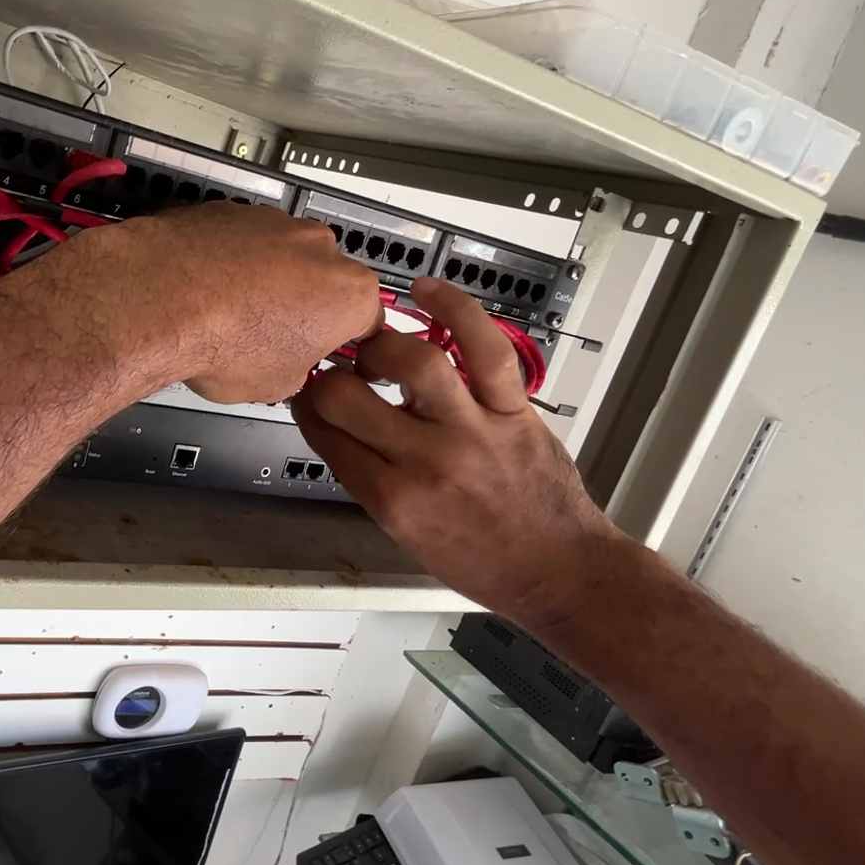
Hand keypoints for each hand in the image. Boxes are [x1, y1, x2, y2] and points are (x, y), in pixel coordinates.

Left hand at [24, 202, 380, 404]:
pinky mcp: (228, 210)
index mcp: (349, 293)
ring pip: (278, 257)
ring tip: (226, 315)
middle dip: (300, 307)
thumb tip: (284, 368)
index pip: (367, 321)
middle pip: (322, 281)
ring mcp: (271, 222)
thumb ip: (295, 370)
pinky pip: (236, 241)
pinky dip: (224, 261)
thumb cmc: (218, 338)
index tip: (328, 353)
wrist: (158, 299)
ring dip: (261, 281)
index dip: (345, 343)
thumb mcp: (273, 387)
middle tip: (268, 338)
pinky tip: (201, 290)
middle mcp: (317, 247)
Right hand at [291, 276, 627, 627]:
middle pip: (346, 396)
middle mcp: (426, 461)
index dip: (304, 406)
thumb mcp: (401, 533)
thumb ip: (364, 476)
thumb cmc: (479, 560)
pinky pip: (484, 350)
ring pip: (411, 363)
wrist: (560, 573)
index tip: (304, 394)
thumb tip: (332, 425)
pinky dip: (456, 311)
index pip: (323, 434)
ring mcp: (473, 431)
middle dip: (327, 378)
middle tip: (335, 375)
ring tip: (375, 348)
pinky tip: (426, 290)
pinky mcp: (512, 410)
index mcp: (391, 498)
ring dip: (378, 347)